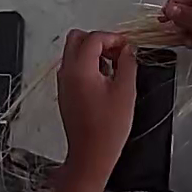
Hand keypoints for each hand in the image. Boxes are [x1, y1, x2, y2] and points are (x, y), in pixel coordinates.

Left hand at [57, 29, 136, 178]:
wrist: (91, 153)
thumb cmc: (108, 127)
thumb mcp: (125, 91)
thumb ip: (127, 64)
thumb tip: (128, 49)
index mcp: (80, 69)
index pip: (93, 38)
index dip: (113, 38)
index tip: (127, 45)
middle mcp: (67, 72)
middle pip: (76, 38)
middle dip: (98, 40)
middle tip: (117, 52)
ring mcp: (63, 82)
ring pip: (73, 52)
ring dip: (92, 52)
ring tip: (113, 67)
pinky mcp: (64, 92)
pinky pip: (73, 67)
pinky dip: (87, 64)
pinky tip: (104, 79)